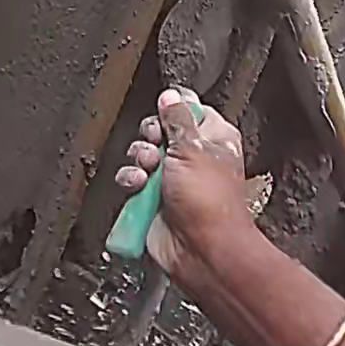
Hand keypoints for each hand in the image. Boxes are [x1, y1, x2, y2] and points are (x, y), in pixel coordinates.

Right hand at [114, 88, 251, 280]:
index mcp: (213, 140)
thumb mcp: (192, 149)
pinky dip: (131, 181)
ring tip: (147, 170)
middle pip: (160, 131)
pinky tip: (137, 186)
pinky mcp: (154, 199)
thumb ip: (177, 119)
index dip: (172, 112)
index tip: (165, 118)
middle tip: (155, 146)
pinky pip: (133, 180)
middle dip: (150, 137)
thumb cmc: (209, 203)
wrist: (199, 249)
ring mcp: (172, 179)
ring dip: (139, 160)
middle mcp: (193, 158)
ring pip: (143, 155)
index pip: (189, 111)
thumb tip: (170, 96)